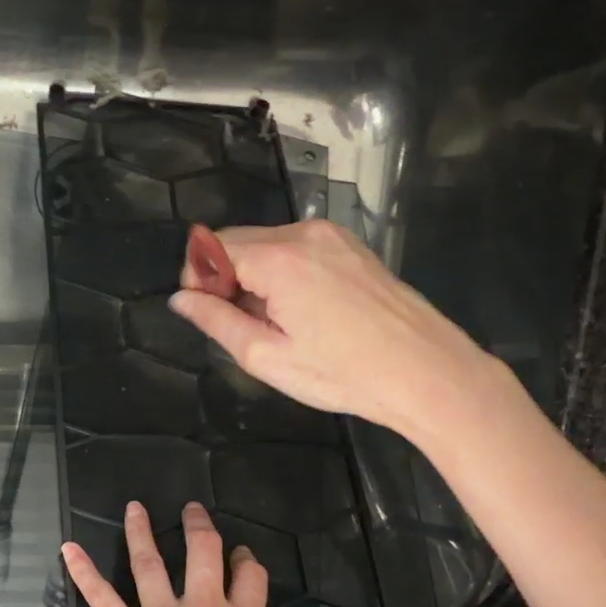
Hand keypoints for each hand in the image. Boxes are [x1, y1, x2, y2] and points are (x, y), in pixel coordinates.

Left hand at [62, 501, 293, 606]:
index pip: (251, 581)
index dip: (247, 563)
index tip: (243, 556)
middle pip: (204, 555)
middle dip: (200, 528)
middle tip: (193, 510)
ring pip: (150, 563)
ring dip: (141, 532)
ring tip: (134, 508)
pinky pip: (102, 598)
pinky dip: (84, 572)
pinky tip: (69, 550)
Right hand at [171, 220, 508, 445]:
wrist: (425, 371)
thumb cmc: (341, 373)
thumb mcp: (267, 356)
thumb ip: (216, 322)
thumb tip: (181, 299)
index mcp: (279, 257)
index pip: (212, 247)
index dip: (198, 279)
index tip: (206, 315)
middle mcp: (305, 233)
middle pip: (239, 240)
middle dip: (224, 277)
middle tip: (237, 325)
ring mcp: (333, 236)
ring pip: (268, 244)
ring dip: (254, 276)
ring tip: (272, 324)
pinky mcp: (352, 247)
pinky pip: (298, 249)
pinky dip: (283, 273)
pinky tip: (301, 313)